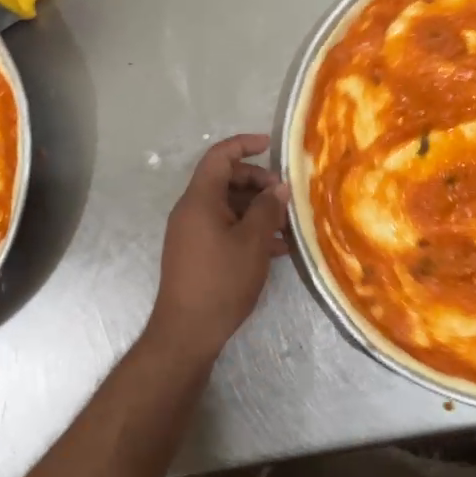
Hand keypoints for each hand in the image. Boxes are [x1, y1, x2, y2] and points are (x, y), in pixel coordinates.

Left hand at [142, 134, 289, 363]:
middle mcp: (191, 211)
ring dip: (257, 210)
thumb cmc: (221, 282)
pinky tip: (276, 249)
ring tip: (287, 226)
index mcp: (199, 200)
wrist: (187, 330)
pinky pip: (224, 229)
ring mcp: (191, 233)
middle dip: (258, 183)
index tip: (271, 146)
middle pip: (225, 181)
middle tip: (285, 197)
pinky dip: (248, 231)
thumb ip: (267, 209)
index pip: (219, 157)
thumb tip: (279, 188)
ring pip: (227, 207)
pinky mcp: (196, 253)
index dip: (244, 145)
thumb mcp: (252, 243)